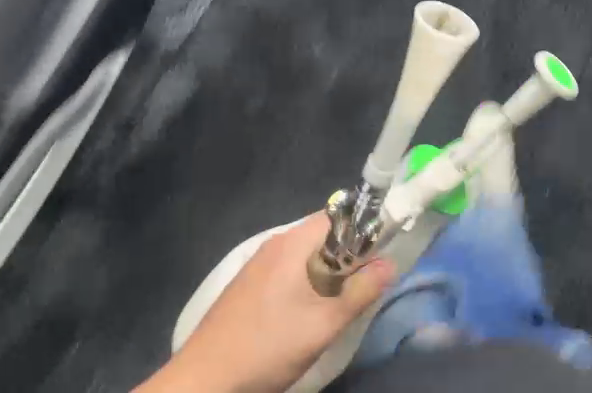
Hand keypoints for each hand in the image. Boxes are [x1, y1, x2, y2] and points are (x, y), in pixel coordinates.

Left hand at [139, 213, 396, 392]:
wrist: (200, 385)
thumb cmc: (266, 348)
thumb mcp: (322, 326)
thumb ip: (360, 293)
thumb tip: (391, 263)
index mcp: (292, 243)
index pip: (340, 215)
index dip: (365, 228)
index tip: (382, 252)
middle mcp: (274, 245)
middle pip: (324, 235)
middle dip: (348, 255)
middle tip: (363, 284)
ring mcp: (256, 266)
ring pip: (306, 256)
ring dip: (327, 273)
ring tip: (339, 303)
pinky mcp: (246, 288)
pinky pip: (287, 272)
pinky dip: (305, 284)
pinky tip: (306, 315)